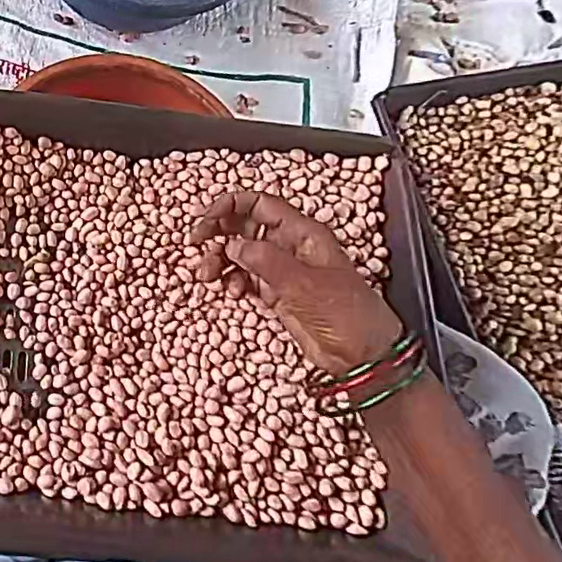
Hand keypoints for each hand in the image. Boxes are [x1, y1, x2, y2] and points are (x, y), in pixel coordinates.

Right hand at [189, 191, 402, 374]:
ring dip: (219, 259)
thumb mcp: (304, 284)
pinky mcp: (275, 292)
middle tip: (197, 243)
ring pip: (239, 252)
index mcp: (302, 234)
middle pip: (244, 225)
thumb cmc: (348, 315)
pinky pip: (243, 276)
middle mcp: (289, 246)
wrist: (364, 357)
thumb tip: (231, 245)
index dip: (230, 206)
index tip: (206, 219)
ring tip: (208, 274)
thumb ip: (265, 260)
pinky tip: (231, 290)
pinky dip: (231, 279)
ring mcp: (281, 269)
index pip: (260, 204)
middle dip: (218, 232)